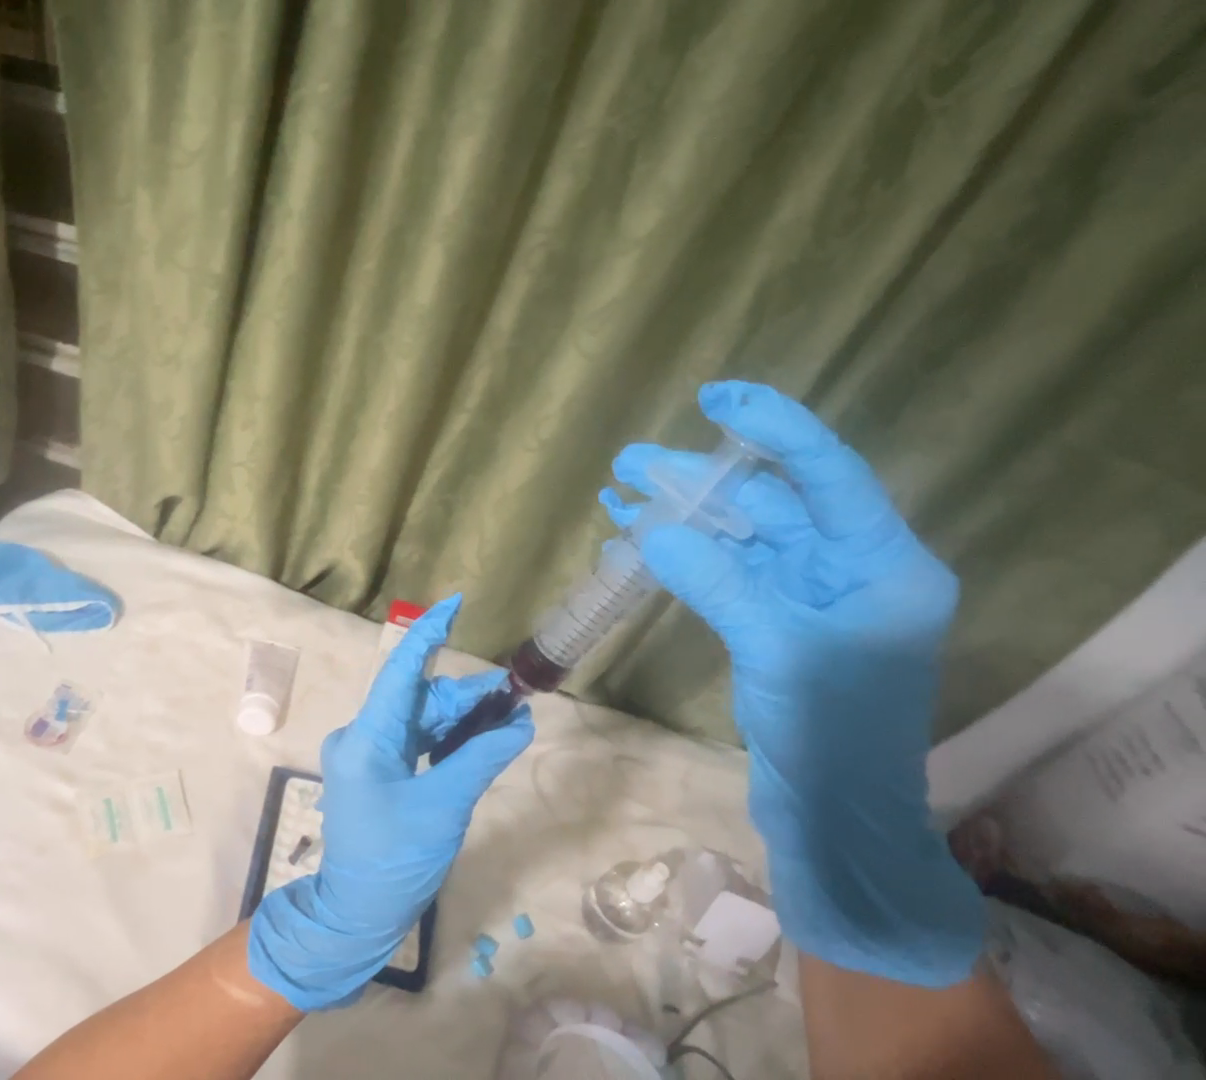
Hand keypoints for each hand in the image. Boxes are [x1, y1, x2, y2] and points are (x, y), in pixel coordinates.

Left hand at [247, 595, 533, 1009]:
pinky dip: (444, 739)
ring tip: (503, 720)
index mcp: (366, 738)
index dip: (428, 634)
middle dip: (462, 695)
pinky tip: (476, 741)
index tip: (454, 603)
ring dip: (458, 718)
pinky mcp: (374, 772)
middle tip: (511, 699)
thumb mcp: (446, 806)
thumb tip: (521, 722)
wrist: (358, 911)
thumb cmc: (397, 859)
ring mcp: (365, 755)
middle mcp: (360, 737)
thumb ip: (481, 758)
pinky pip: (413, 742)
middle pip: (416, 698)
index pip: (400, 672)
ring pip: (417, 720)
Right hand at [602, 381, 983, 987]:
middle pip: (769, 503)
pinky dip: (677, 556)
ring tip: (616, 491)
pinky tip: (630, 541)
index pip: (828, 474)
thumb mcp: (777, 649)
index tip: (715, 398)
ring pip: (736, 537)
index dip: (774, 429)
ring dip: (679, 515)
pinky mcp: (770, 625)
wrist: (834, 818)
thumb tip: (651, 527)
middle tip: (629, 461)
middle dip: (699, 480)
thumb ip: (716, 581)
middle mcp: (847, 570)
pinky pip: (720, 573)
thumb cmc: (831, 733)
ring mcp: (805, 599)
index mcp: (881, 565)